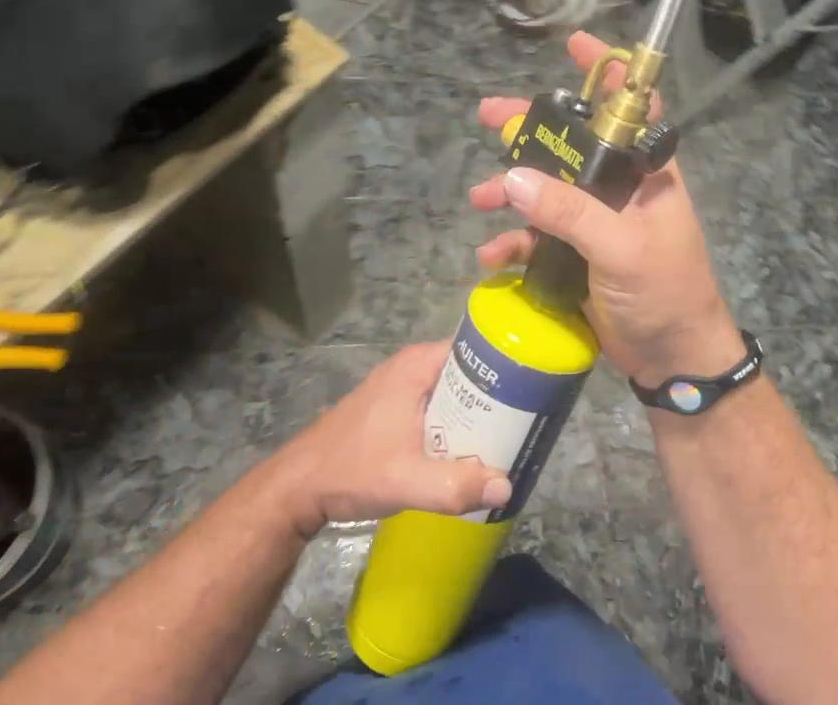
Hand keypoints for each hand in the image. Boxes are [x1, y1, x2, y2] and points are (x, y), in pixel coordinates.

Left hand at [274, 341, 510, 537]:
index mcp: (418, 365)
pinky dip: (460, 427)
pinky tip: (474, 454)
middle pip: (472, 375)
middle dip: (501, 399)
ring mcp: (404, 389)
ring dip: (481, 418)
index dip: (510, 366)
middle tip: (530, 426)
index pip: (478, 349)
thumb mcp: (405, 479)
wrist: (299, 487)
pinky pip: (443, 410)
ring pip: (458, 396)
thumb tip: (507, 487)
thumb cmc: (350, 470)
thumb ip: (454, 485)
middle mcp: (413, 368)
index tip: (538, 392)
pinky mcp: (398, 411)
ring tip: (511, 442)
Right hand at [470, 32, 746, 386]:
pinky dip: (513, 241)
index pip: (631, 107)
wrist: (672, 358)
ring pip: (546, 190)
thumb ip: (569, 212)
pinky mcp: (578, 256)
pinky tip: (490, 254)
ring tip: (478, 199)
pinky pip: (538, 237)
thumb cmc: (664, 292)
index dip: (607, 72)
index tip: (574, 45)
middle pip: (572, 145)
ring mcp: (596, 223)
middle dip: (530, 130)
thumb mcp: (621, 248)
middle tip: (487, 116)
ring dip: (511, 190)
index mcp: (645, 174)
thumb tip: (511, 179)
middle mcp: (620, 190)